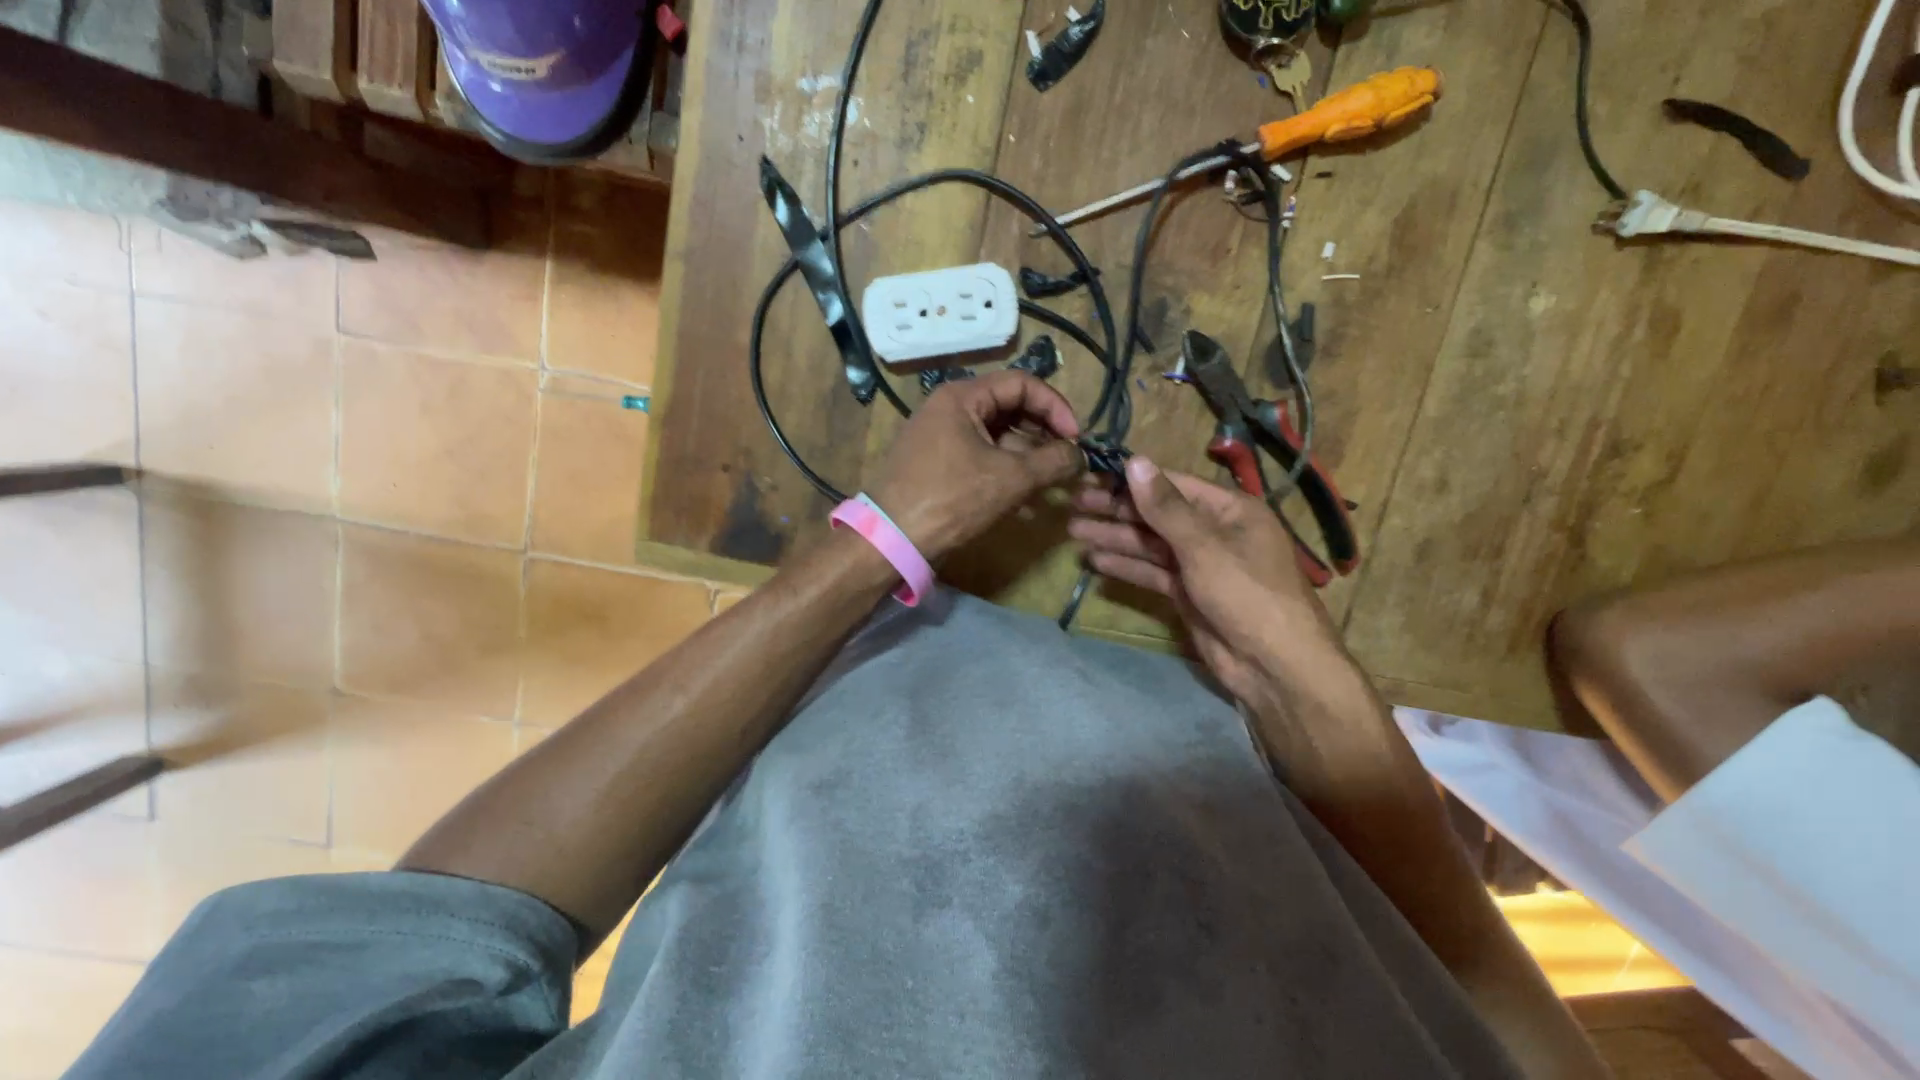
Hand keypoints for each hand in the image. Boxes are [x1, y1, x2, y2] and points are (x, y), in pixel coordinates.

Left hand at [867, 370, 1084, 561]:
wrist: (892, 540)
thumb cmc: (951, 499)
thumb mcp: (1010, 479)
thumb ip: (1052, 461)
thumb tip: (1080, 455)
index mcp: (962, 397)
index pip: (1022, 384)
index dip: (1056, 407)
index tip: (1076, 438)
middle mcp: (948, 409)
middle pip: (1010, 408)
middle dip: (1044, 434)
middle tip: (1067, 460)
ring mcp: (940, 437)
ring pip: (996, 437)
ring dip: (1028, 458)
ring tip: (1053, 485)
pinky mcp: (937, 465)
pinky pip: (980, 458)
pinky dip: (1005, 473)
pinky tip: (1027, 503)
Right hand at [1068, 456, 1344, 710]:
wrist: (1275, 665)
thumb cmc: (1247, 594)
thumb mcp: (1205, 546)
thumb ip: (1165, 507)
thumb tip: (1134, 461)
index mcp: (1231, 510)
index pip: (1174, 484)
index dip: (1133, 480)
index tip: (1094, 475)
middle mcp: (1216, 532)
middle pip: (1159, 514)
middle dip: (1117, 509)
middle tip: (1074, 503)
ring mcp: (1202, 565)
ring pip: (1152, 544)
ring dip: (1115, 536)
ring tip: (1073, 529)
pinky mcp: (1189, 594)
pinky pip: (1154, 572)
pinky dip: (1127, 566)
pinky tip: (1095, 559)